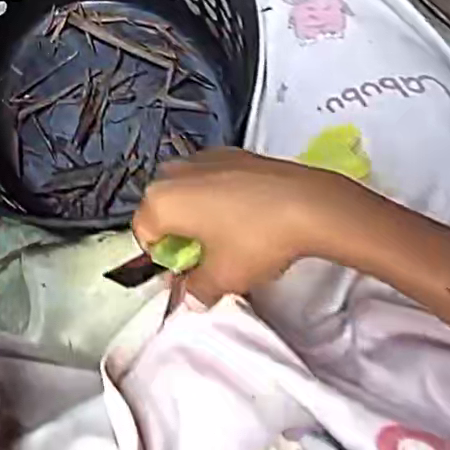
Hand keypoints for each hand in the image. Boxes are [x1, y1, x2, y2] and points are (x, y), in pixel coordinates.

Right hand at [131, 147, 376, 302]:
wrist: (305, 201)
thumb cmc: (254, 240)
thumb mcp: (226, 278)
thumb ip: (199, 290)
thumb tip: (190, 298)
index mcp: (158, 202)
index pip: (144, 236)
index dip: (165, 259)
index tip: (192, 272)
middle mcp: (167, 174)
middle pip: (161, 209)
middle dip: (179, 233)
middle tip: (212, 254)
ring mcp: (194, 158)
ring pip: (183, 190)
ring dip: (196, 211)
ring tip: (231, 230)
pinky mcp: (222, 151)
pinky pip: (206, 176)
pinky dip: (215, 192)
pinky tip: (246, 208)